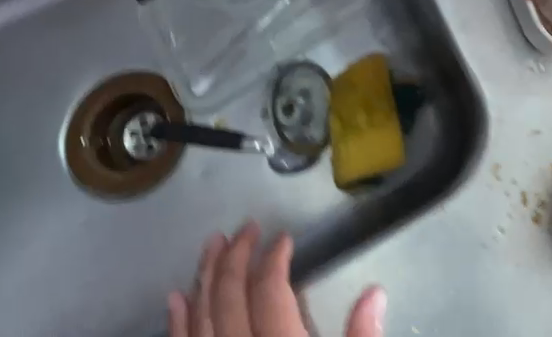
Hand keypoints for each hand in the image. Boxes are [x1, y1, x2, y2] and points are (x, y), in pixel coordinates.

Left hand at [169, 222, 384, 336]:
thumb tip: (375, 292)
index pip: (269, 292)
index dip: (274, 260)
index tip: (283, 238)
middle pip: (229, 299)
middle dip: (236, 258)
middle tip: (245, 228)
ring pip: (202, 321)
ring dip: (205, 278)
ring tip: (212, 244)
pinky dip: (178, 323)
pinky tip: (176, 298)